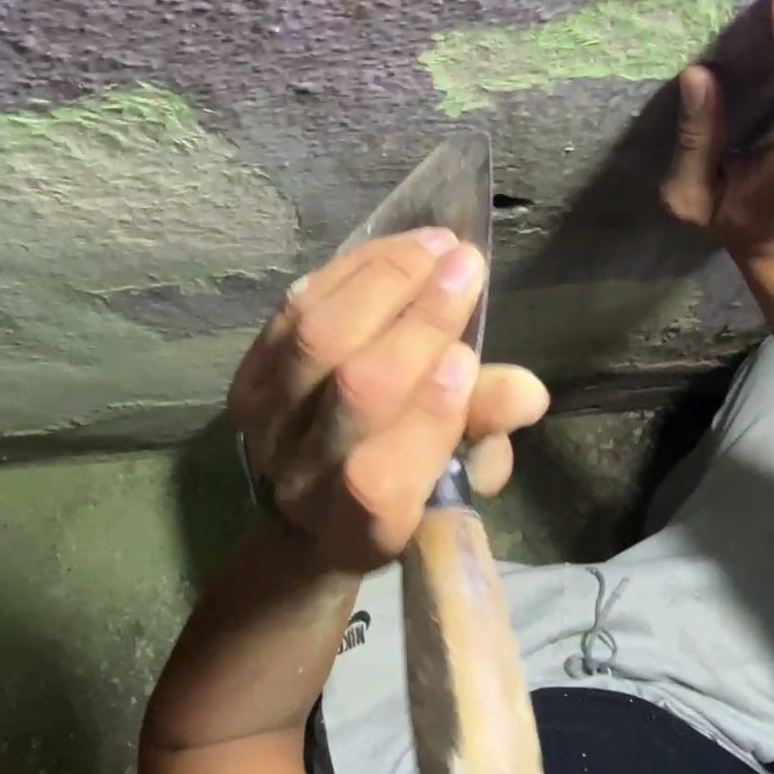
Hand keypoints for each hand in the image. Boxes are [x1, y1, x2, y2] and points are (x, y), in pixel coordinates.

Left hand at [227, 229, 549, 572]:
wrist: (298, 510)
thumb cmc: (393, 490)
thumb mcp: (447, 481)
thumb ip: (482, 433)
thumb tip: (528, 392)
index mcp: (358, 529)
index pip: (382, 478)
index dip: (428, 414)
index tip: (468, 356)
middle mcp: (301, 478)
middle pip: (353, 391)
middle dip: (418, 322)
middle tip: (465, 267)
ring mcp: (263, 424)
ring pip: (315, 339)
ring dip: (381, 280)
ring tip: (432, 245)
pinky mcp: (245, 378)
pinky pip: (292, 311)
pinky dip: (346, 273)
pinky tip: (390, 249)